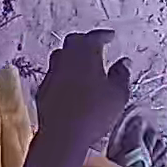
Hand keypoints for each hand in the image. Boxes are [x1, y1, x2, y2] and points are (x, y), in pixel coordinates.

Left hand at [34, 30, 131, 154]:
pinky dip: (64, 71)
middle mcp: (65, 58)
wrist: (63, 132)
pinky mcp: (43, 87)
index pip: (93, 37)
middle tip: (96, 45)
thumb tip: (124, 62)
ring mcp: (52, 72)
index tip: (110, 36)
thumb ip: (122, 74)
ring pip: (61, 55)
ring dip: (72, 55)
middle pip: (74, 41)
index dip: (103, 35)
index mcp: (85, 55)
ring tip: (83, 62)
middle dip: (85, 40)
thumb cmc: (95, 112)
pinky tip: (71, 81)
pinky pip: (54, 72)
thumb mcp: (118, 94)